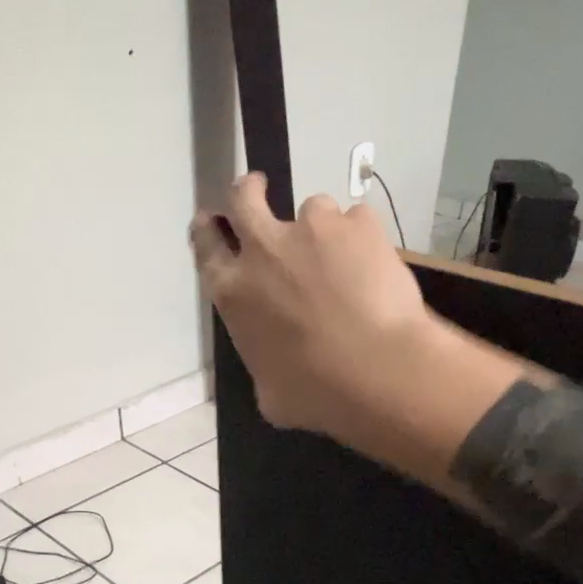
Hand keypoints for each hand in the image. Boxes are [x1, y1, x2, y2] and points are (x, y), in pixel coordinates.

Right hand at [188, 172, 439, 440]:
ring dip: (321, 229)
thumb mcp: (269, 392)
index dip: (208, 229)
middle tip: (257, 189)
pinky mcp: (358, 223)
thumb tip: (275, 366)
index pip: (206, 245)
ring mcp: (312, 229)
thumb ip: (264, 364)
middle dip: (248, 190)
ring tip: (344, 259)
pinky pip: (357, 222)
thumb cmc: (314, 394)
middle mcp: (264, 249)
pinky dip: (363, 240)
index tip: (213, 220)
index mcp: (233, 293)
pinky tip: (376, 268)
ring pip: (311, 208)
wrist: (375, 372)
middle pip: (243, 197)